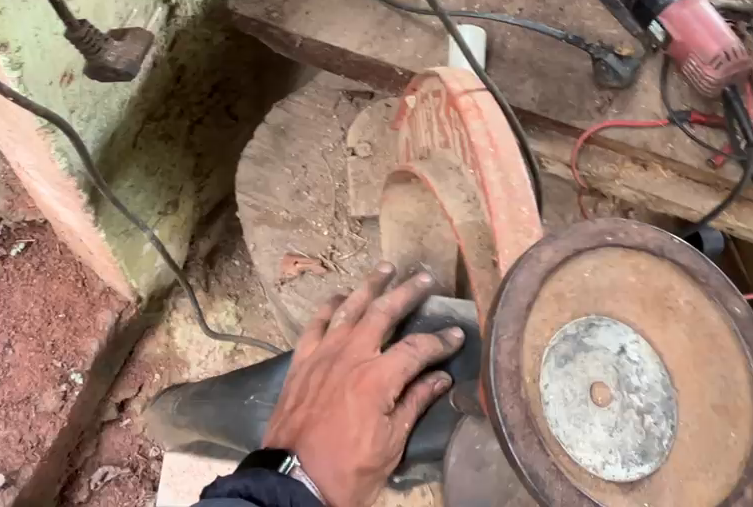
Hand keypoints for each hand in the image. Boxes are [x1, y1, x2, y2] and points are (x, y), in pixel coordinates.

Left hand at [262, 263, 463, 506]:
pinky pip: (317, 322)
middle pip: (384, 312)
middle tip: (425, 278)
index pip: (417, 349)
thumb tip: (440, 377)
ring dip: (370, 286)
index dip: (440, 341)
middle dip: (408, 292)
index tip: (457, 334)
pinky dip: (330, 306)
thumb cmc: (348, 471)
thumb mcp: (391, 444)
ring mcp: (324, 353)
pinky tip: (340, 297)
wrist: (295, 482)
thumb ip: (414, 403)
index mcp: (378, 377)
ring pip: (350, 307)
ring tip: (385, 269)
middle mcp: (351, 354)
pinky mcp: (302, 359)